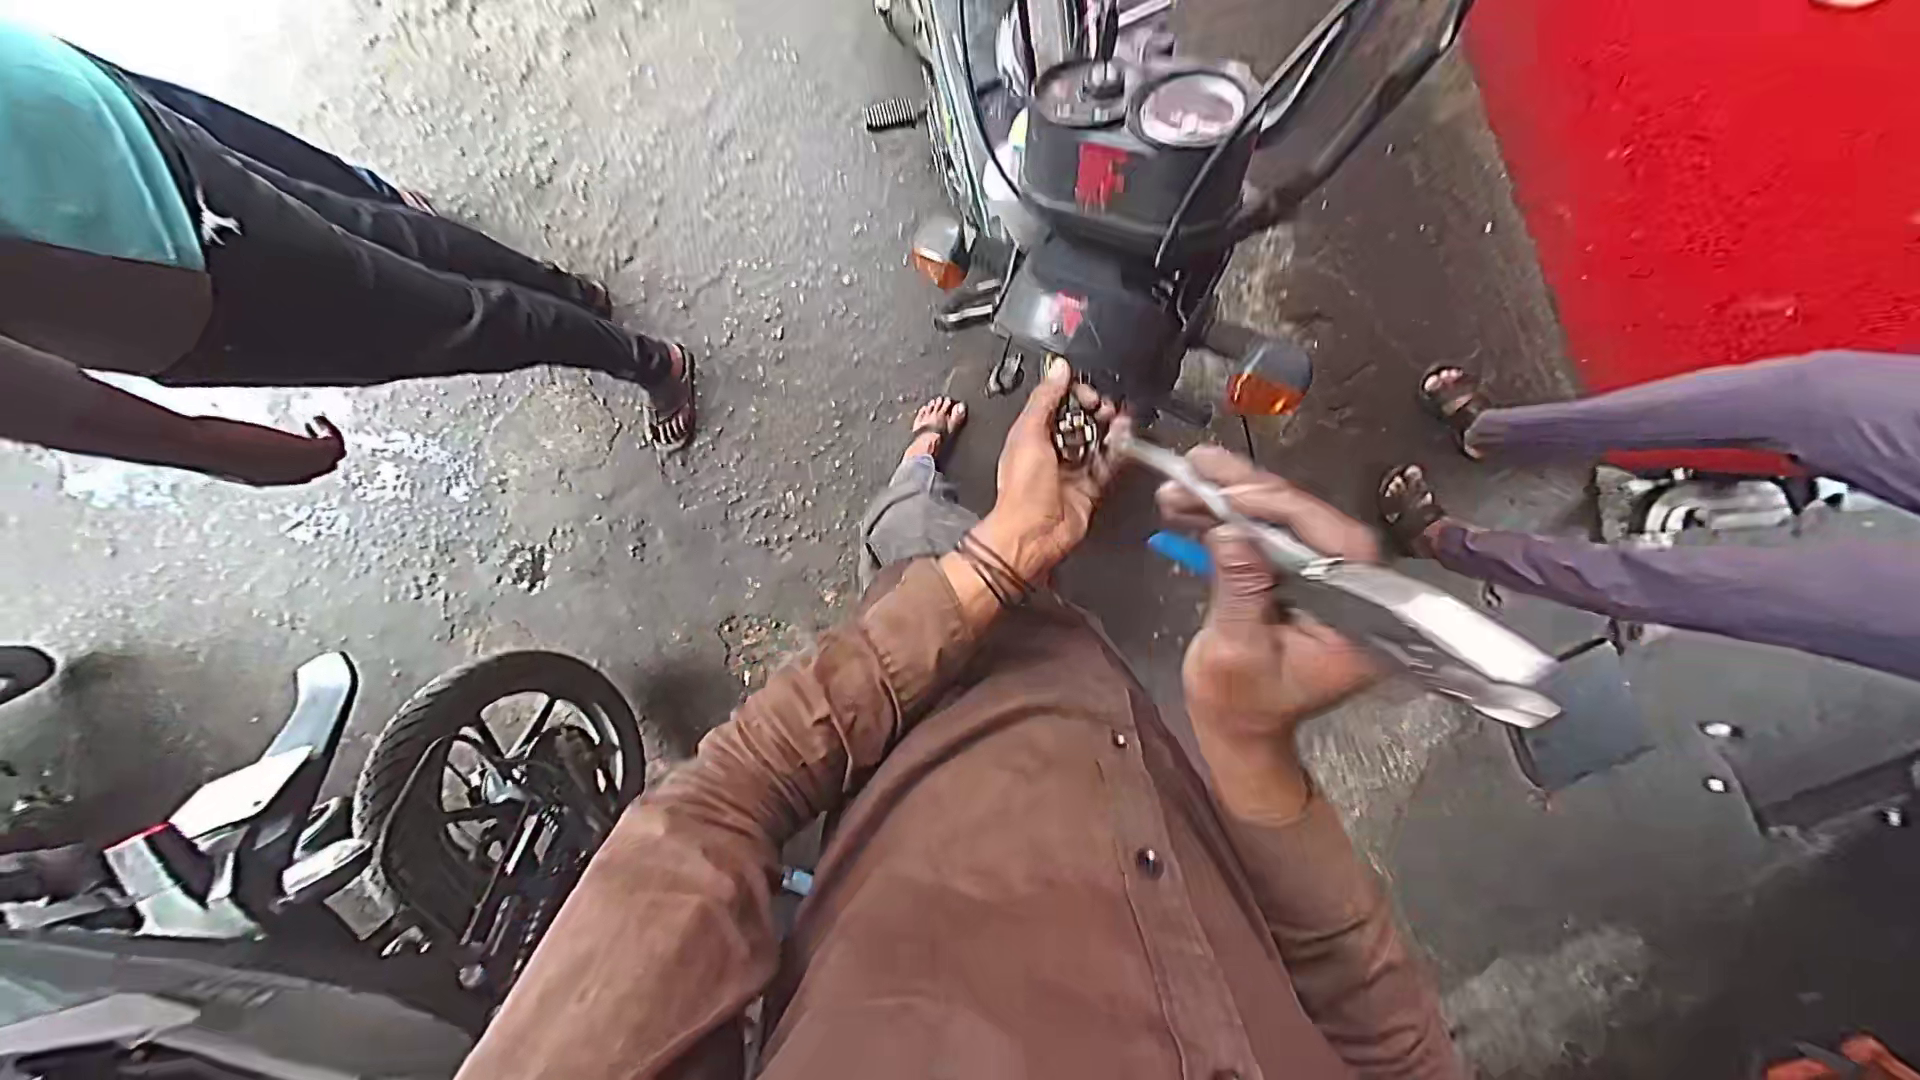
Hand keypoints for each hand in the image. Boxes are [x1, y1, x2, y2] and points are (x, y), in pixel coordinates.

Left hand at [192, 416, 345, 485]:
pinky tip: (317, 419)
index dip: (303, 458)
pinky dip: (331, 432)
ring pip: (332, 458)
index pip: (299, 473)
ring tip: (318, 424)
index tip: (299, 441)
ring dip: (329, 440)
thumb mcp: (215, 449)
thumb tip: (208, 434)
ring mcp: (300, 466)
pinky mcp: (309, 453)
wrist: (192, 446)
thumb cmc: (192, 445)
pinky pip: (335, 445)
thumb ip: (226, 449)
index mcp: (265, 479)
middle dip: (321, 451)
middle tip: (315, 433)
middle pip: (321, 468)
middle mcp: (288, 477)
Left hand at [973, 357, 1130, 580]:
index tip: (1085, 392)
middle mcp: (1052, 451)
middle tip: (1104, 406)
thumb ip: (1044, 400)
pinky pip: (1108, 465)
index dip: (1073, 395)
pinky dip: (1118, 451)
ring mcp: (1072, 470)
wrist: (1033, 534)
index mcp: (1031, 435)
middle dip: (1095, 410)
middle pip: (1080, 421)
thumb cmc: (1022, 490)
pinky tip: (1124, 438)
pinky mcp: (1089, 488)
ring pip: (1097, 441)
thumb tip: (1057, 369)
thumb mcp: (1028, 433)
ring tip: (1119, 419)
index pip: (1057, 404)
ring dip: (1110, 428)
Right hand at [1158, 447, 1380, 817]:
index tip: (1236, 495)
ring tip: (1184, 480)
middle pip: (1307, 522)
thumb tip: (1230, 532)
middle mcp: (1345, 592)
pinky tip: (1189, 502)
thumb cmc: (1239, 705)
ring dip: (1229, 498)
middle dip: (1251, 493)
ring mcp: (1314, 581)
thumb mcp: (1235, 651)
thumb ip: (1239, 591)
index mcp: (1356, 620)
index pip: (1336, 546)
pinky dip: (1223, 517)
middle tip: (1204, 468)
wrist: (1234, 726)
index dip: (1288, 513)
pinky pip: (1259, 536)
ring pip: (1279, 522)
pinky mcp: (1285, 575)